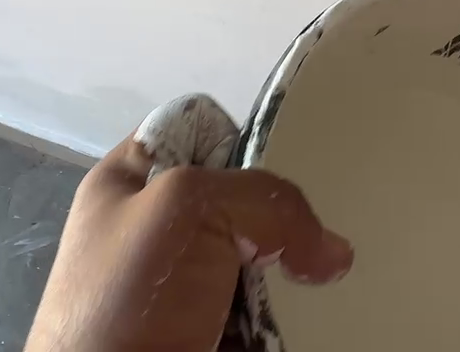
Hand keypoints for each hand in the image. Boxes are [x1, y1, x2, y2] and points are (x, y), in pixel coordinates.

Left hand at [26, 134, 353, 351]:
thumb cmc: (127, 296)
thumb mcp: (190, 206)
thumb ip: (265, 199)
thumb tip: (332, 251)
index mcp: (130, 178)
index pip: (200, 129)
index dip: (238, 139)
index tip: (266, 169)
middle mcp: (153, 225)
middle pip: (238, 197)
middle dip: (269, 220)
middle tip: (290, 238)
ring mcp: (178, 285)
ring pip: (254, 258)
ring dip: (278, 275)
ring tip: (296, 282)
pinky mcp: (203, 331)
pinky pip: (256, 310)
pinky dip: (274, 319)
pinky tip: (279, 322)